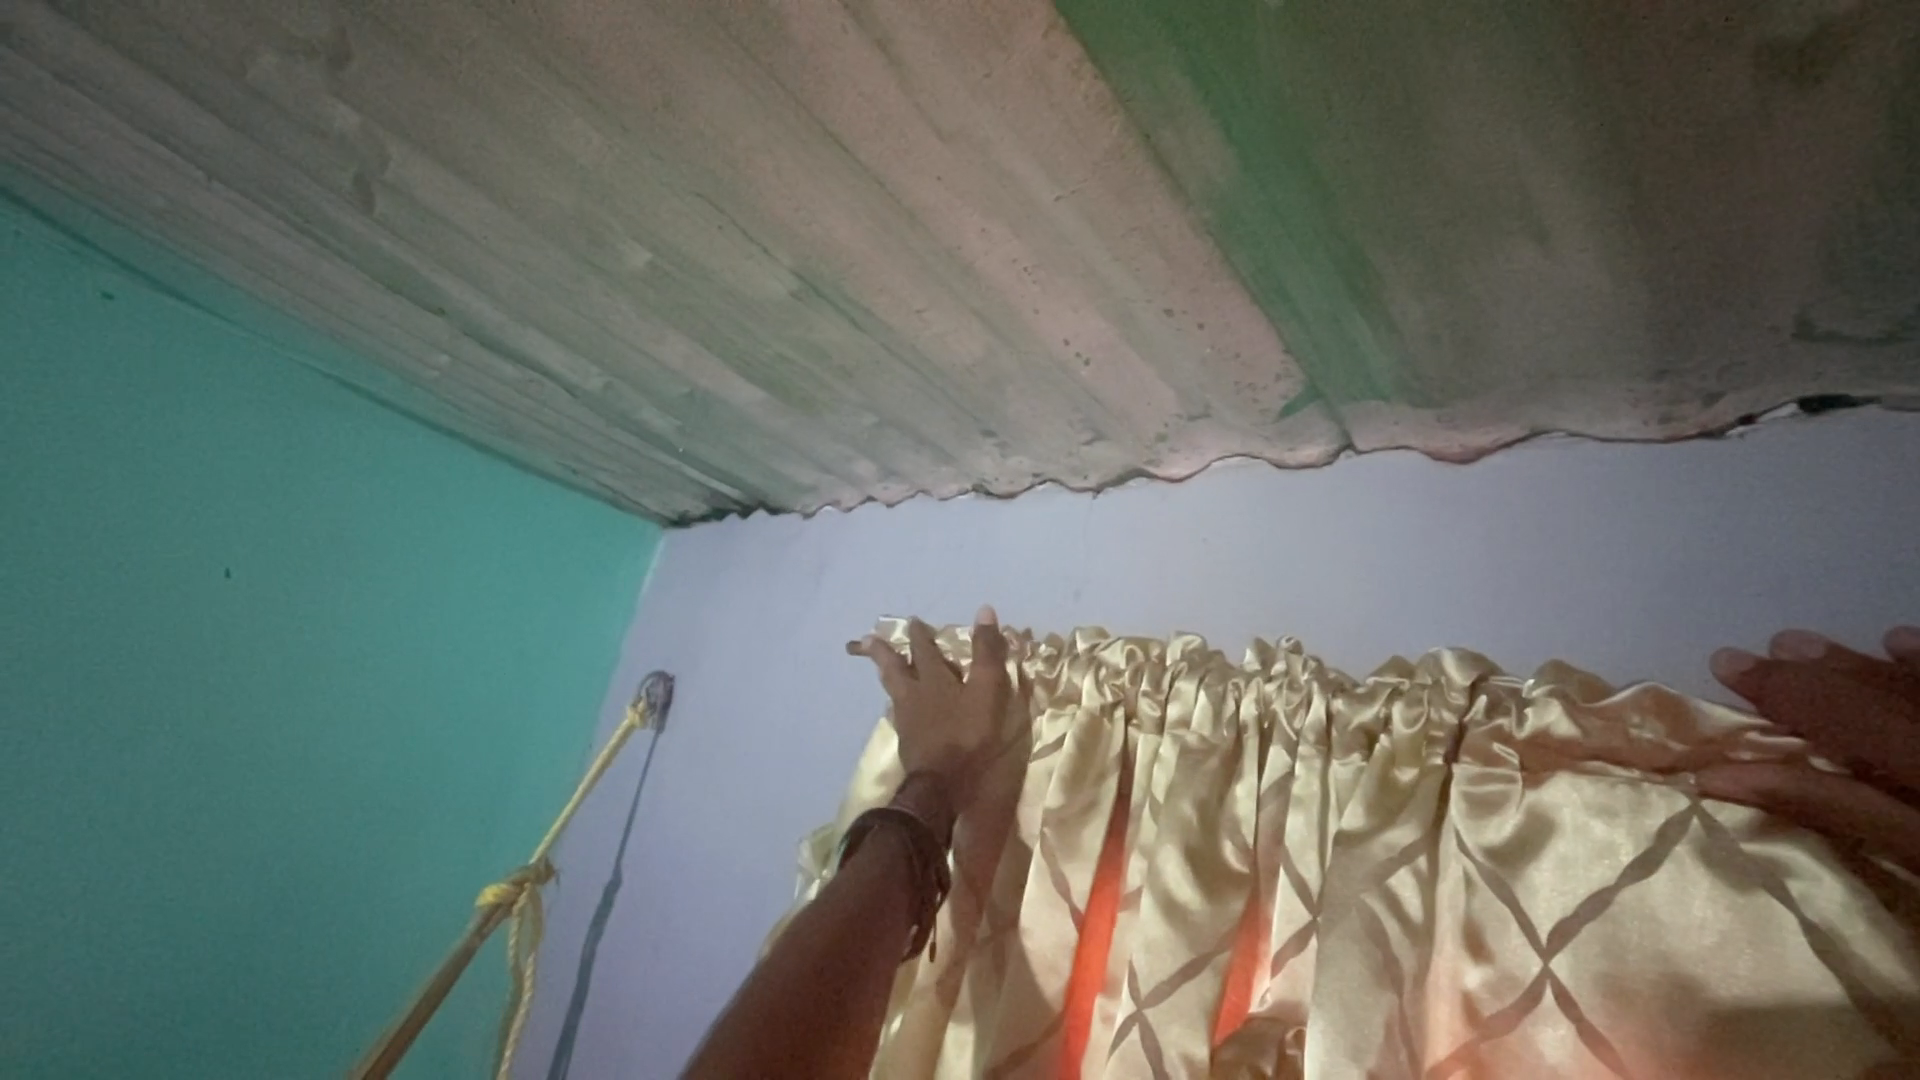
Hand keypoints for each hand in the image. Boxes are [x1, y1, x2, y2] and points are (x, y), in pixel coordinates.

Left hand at [849, 606, 1010, 815]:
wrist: (942, 782)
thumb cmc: (967, 734)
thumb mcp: (986, 690)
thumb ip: (986, 653)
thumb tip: (984, 610)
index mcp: (933, 679)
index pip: (924, 649)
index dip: (920, 634)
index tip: (913, 621)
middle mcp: (913, 694)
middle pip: (894, 667)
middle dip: (884, 651)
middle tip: (868, 639)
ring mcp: (906, 719)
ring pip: (891, 689)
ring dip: (885, 674)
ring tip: (879, 667)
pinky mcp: (906, 740)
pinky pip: (896, 712)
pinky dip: (894, 702)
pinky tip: (895, 707)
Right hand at [1697, 627, 1919, 871]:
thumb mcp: (1918, 854)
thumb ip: (1830, 809)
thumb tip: (1714, 776)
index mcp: (1915, 759)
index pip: (1833, 711)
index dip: (1778, 686)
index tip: (1724, 663)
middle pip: (1871, 691)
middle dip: (1813, 670)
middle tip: (1766, 648)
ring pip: (1911, 680)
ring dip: (1860, 661)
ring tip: (1808, 644)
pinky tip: (1899, 642)